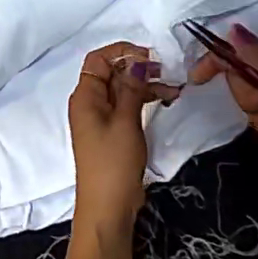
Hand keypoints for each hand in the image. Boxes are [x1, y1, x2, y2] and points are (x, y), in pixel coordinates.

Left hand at [68, 42, 180, 230]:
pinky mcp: (111, 131)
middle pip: (111, 73)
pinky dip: (143, 101)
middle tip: (166, 72)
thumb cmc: (113, 162)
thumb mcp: (126, 121)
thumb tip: (138, 61)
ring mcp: (99, 117)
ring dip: (145, 85)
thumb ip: (132, 88)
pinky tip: (166, 100)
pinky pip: (125, 106)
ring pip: (122, 89)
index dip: (122, 52)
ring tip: (173, 89)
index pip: (98, 59)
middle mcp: (89, 102)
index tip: (150, 57)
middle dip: (138, 68)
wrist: (107, 206)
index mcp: (85, 96)